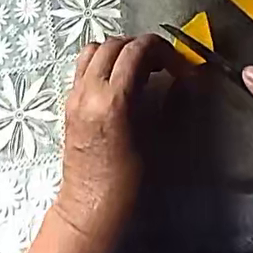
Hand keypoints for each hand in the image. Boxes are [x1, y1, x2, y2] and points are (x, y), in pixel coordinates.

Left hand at [52, 35, 181, 252]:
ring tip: (141, 70)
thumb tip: (183, 79)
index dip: (163, 50)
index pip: (136, 51)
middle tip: (163, 65)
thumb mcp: (156, 141)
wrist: (90, 207)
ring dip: (119, 51)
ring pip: (94, 50)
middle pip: (114, 44)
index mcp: (113, 100)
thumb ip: (167, 102)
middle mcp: (89, 91)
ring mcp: (75, 94)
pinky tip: (121, 82)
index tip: (179, 66)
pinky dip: (103, 63)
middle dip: (141, 47)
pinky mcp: (69, 102)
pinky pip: (84, 67)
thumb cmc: (127, 183)